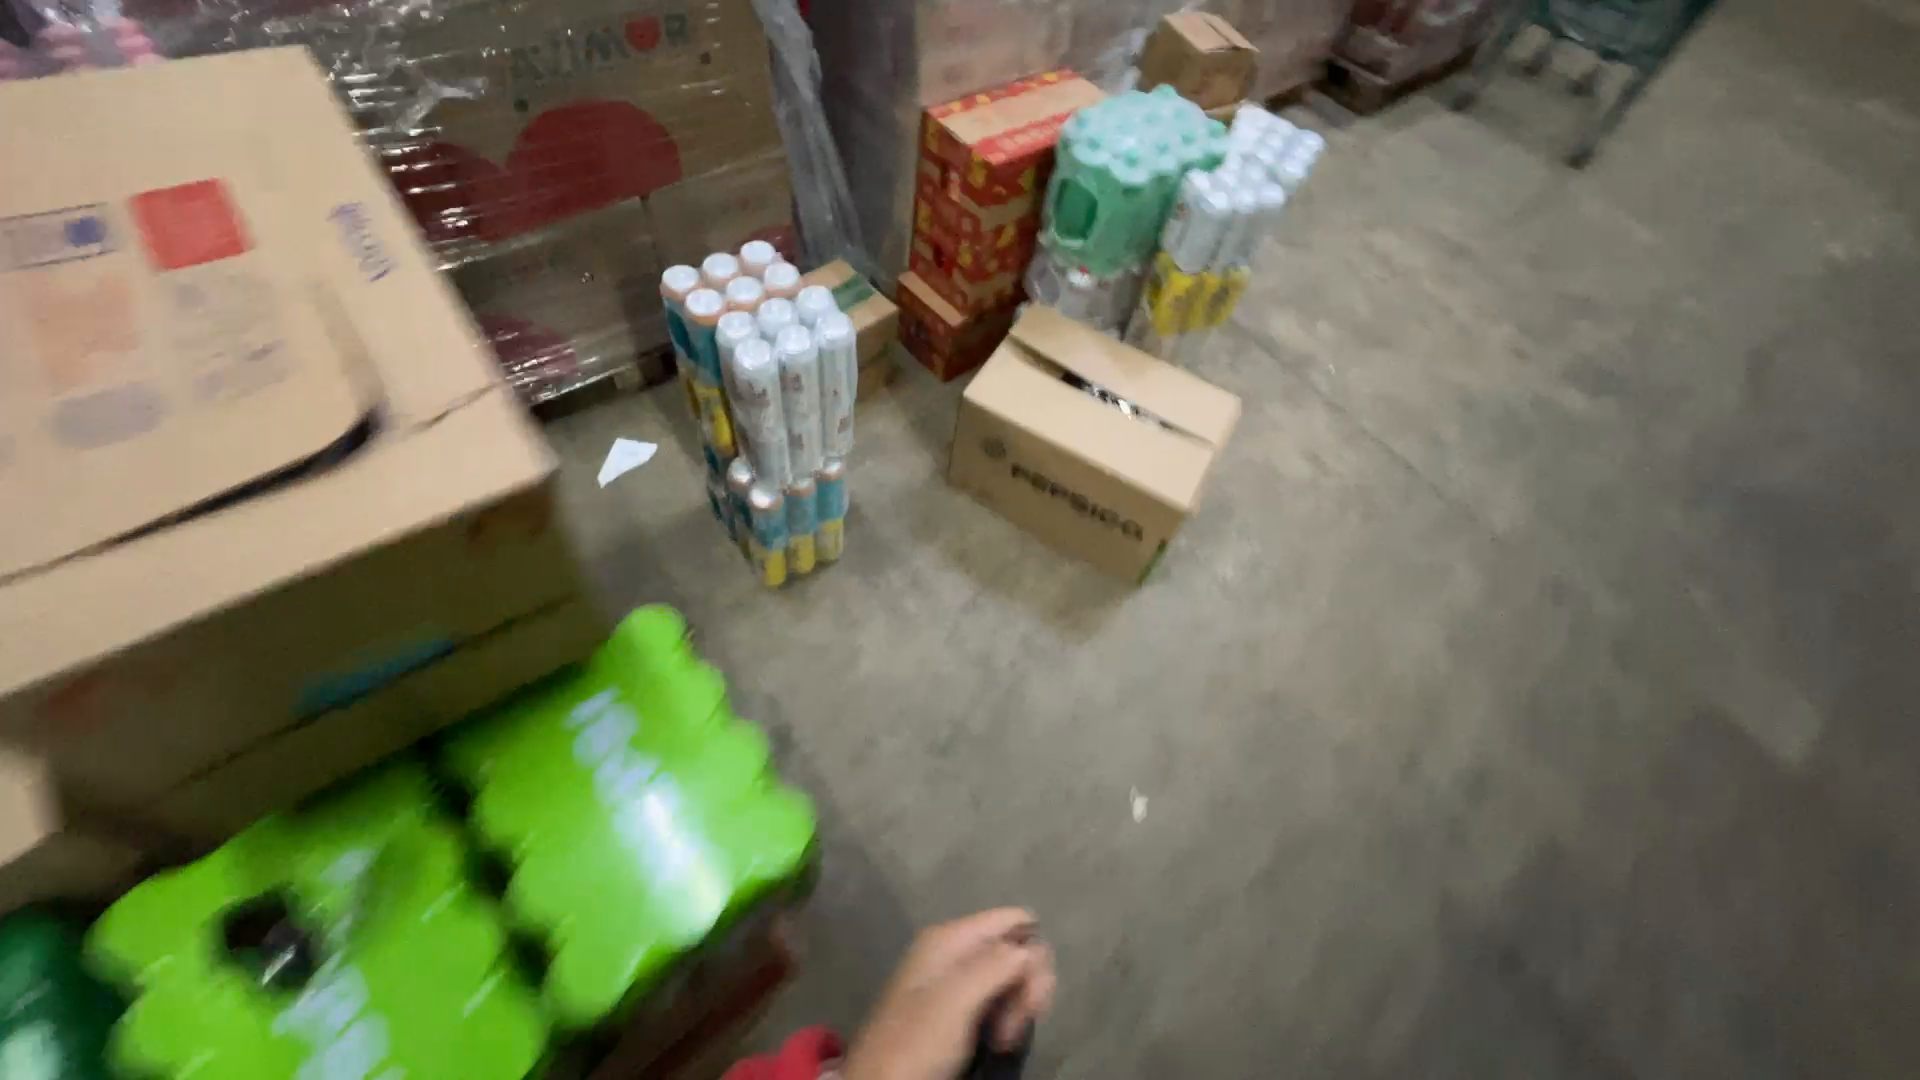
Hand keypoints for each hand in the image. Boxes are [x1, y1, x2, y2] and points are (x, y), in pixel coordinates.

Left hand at [841, 908, 1056, 1079]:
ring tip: (1005, 1039)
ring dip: (1017, 1006)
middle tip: (1017, 1024)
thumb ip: (994, 966)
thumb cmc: (916, 1042)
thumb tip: (1030, 949)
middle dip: (1025, 984)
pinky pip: (997, 998)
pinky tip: (1000, 1040)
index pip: (1011, 920)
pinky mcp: (959, 1007)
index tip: (1030, 996)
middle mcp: (955, 950)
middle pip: (1014, 948)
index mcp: (950, 937)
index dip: (1032, 952)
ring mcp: (956, 979)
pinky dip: (1006, 1017)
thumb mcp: (955, 1000)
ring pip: (1009, 976)